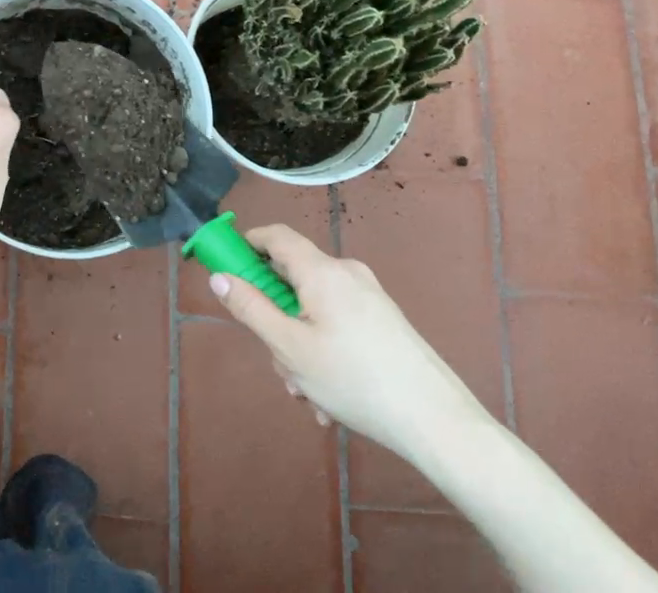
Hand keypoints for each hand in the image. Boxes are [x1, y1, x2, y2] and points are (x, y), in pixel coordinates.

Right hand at [207, 224, 489, 460]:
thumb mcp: (289, 347)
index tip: (223, 268)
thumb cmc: (354, 379)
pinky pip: (337, 326)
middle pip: (292, 280)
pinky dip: (324, 353)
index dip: (244, 244)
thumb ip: (250, 308)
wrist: (438, 422)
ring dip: (298, 347)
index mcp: (322, 272)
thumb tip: (219, 277)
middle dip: (274, 318)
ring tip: (307, 393)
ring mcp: (370, 299)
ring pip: (313, 311)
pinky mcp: (384, 323)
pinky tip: (329, 400)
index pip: (275, 236)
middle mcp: (347, 275)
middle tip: (275, 359)